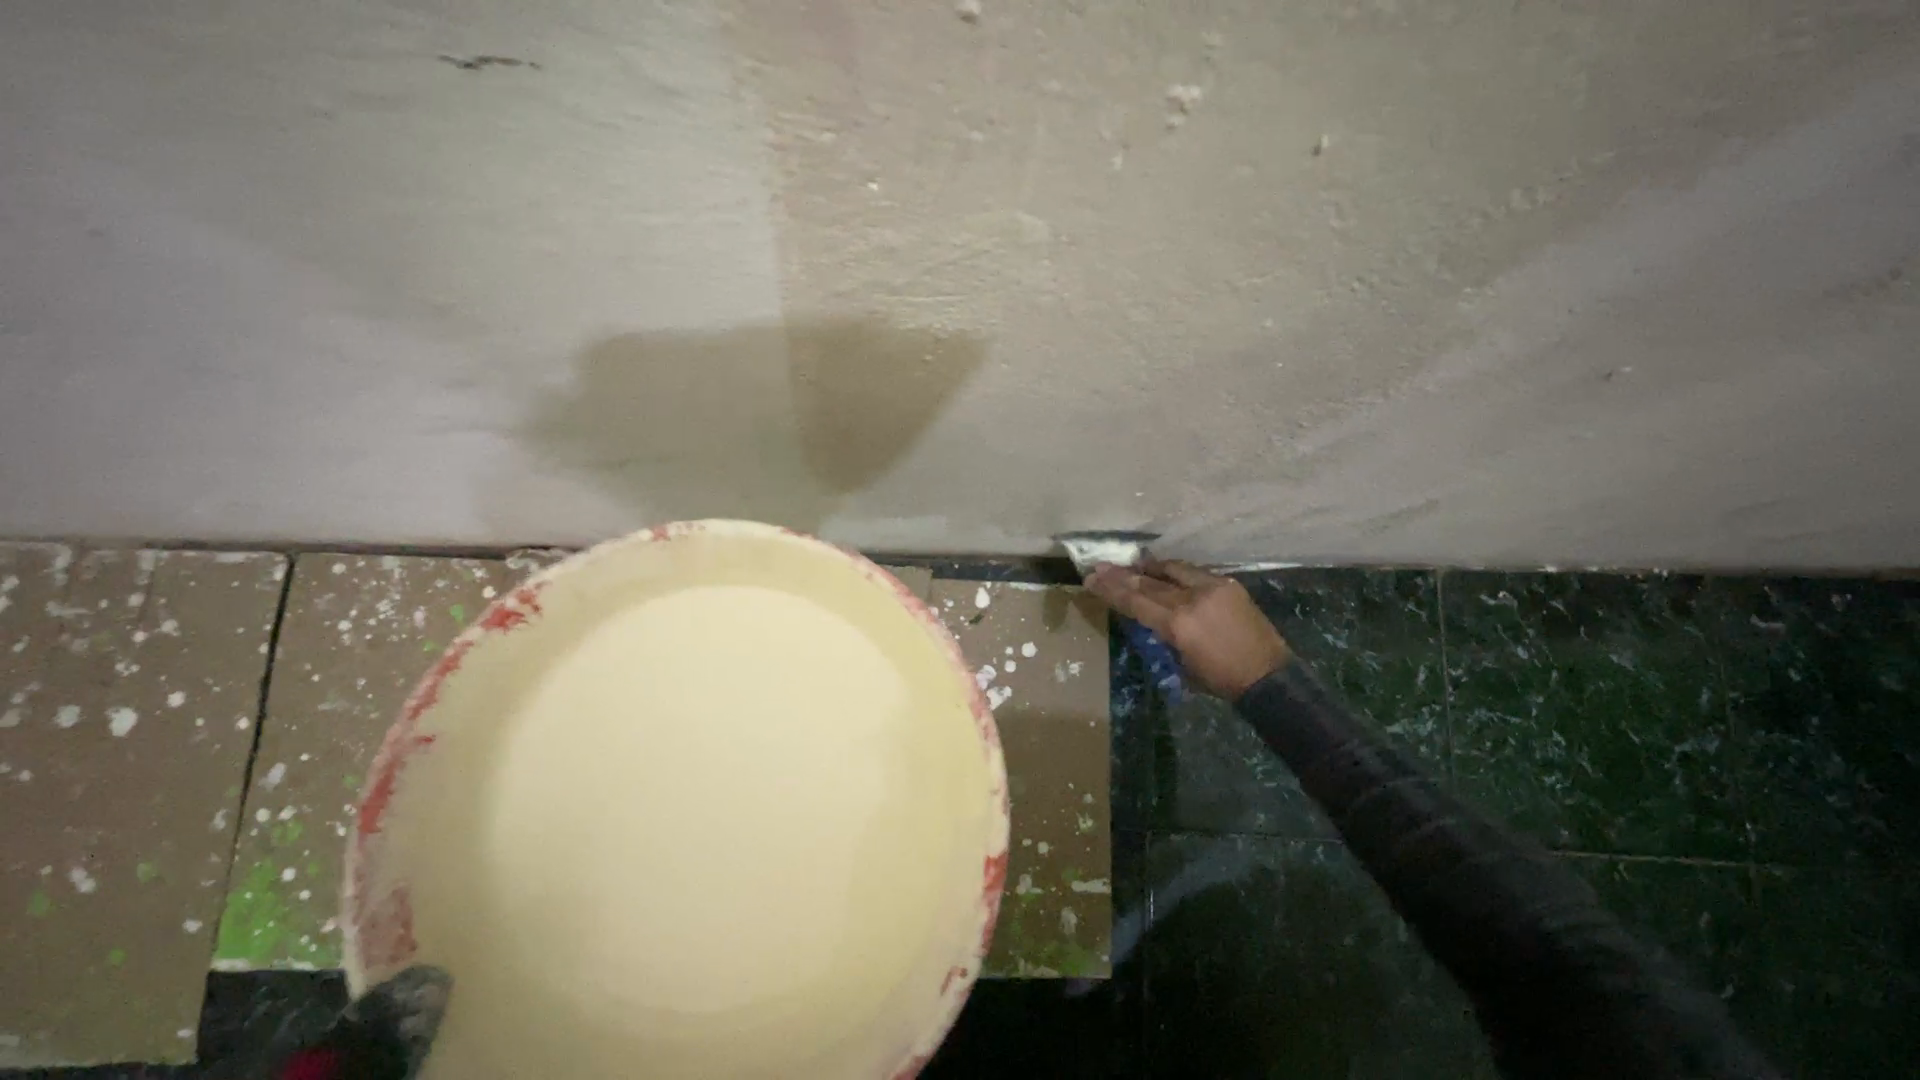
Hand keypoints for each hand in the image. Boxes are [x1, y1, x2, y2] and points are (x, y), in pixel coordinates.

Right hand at [1083, 559, 1291, 699]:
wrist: (1267, 676)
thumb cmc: (1220, 680)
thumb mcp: (1181, 663)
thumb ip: (1164, 633)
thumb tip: (1150, 616)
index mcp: (1177, 623)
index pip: (1136, 600)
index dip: (1111, 589)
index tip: (1090, 579)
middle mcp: (1192, 598)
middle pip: (1149, 582)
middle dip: (1122, 575)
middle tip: (1100, 567)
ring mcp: (1212, 587)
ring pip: (1172, 570)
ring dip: (1149, 568)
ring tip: (1131, 564)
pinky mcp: (1228, 584)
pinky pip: (1194, 573)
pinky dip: (1175, 572)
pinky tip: (1165, 572)